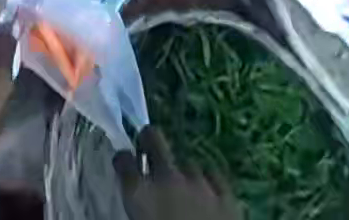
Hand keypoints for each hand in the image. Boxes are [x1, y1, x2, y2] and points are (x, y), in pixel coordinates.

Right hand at [116, 128, 241, 219]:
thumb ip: (136, 212)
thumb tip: (136, 208)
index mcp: (139, 194)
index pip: (122, 159)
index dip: (122, 161)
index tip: (123, 167)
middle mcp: (166, 179)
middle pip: (153, 137)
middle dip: (148, 141)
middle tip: (148, 156)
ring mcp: (199, 183)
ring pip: (186, 160)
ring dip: (181, 173)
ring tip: (182, 191)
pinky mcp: (226, 195)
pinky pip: (213, 175)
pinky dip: (208, 182)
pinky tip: (206, 195)